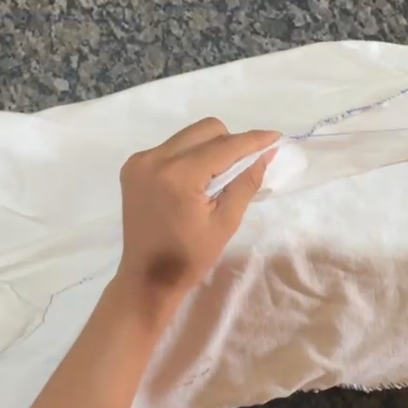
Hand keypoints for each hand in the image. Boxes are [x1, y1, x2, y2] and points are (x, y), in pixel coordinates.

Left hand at [117, 119, 278, 307]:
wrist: (146, 278)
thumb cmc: (190, 257)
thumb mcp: (226, 222)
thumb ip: (246, 182)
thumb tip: (266, 152)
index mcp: (178, 176)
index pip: (224, 146)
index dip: (252, 140)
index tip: (274, 137)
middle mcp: (155, 159)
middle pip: (205, 130)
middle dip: (230, 142)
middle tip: (242, 167)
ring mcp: (140, 161)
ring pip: (187, 135)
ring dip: (208, 148)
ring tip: (216, 178)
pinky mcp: (132, 166)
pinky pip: (170, 147)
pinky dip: (187, 156)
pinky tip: (192, 182)